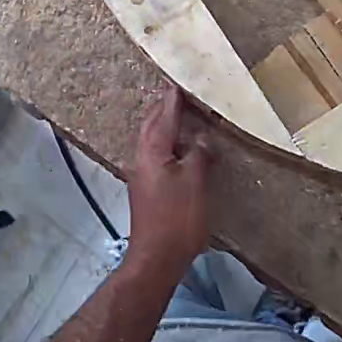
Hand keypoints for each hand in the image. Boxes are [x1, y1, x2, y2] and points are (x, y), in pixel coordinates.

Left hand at [122, 81, 209, 280]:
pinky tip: (179, 148)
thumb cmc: (178, 217)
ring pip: (151, 140)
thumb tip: (200, 139)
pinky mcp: (146, 189)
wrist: (156, 258)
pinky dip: (166, 142)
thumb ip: (198, 153)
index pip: (163, 116)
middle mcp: (142, 158)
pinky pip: (156, 154)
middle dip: (163, 108)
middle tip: (178, 94)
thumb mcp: (195, 181)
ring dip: (163, 125)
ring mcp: (142, 174)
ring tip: (180, 115)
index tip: (179, 82)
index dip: (173, 99)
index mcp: (153, 151)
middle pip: (151, 125)